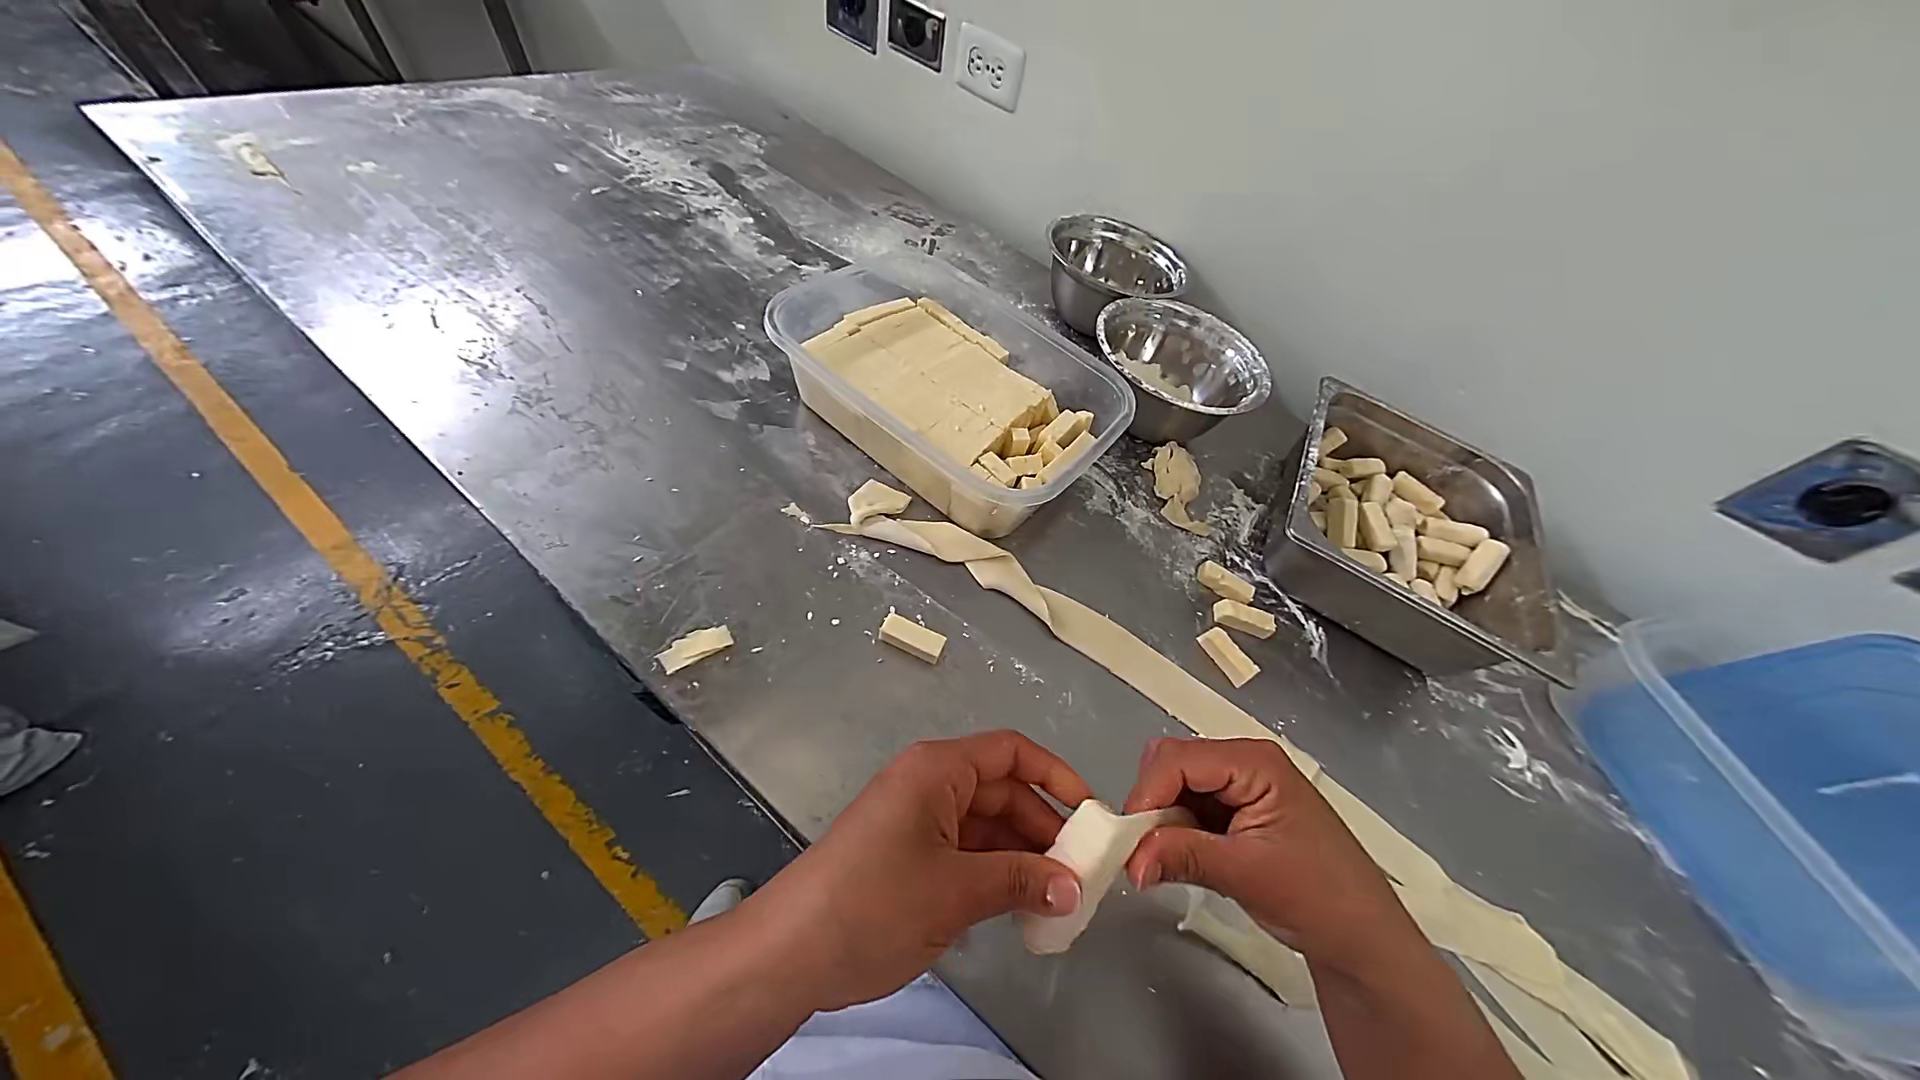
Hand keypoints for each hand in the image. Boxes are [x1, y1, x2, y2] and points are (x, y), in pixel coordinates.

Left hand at [743, 730, 1090, 1010]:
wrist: (790, 951)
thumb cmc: (874, 901)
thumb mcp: (956, 890)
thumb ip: (1020, 882)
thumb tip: (1073, 889)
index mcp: (938, 769)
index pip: (1011, 752)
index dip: (1056, 776)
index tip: (1092, 813)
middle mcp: (929, 783)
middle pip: (1002, 791)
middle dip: (1043, 828)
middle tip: (1083, 871)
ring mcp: (918, 819)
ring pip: (987, 825)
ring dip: (1021, 856)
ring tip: (1059, 896)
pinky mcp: (909, 853)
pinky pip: (966, 851)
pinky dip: (995, 872)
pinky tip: (1020, 904)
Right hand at [1122, 737, 1423, 974]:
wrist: (1363, 941)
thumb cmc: (1324, 898)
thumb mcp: (1246, 874)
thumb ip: (1182, 856)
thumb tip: (1133, 858)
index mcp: (1254, 762)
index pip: (1178, 759)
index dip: (1148, 793)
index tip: (1129, 836)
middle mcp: (1244, 764)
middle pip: (1172, 764)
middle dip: (1152, 803)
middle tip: (1143, 846)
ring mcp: (1240, 786)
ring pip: (1174, 785)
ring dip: (1162, 819)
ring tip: (1164, 856)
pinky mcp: (1234, 810)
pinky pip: (1187, 805)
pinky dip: (1174, 829)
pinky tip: (1180, 855)